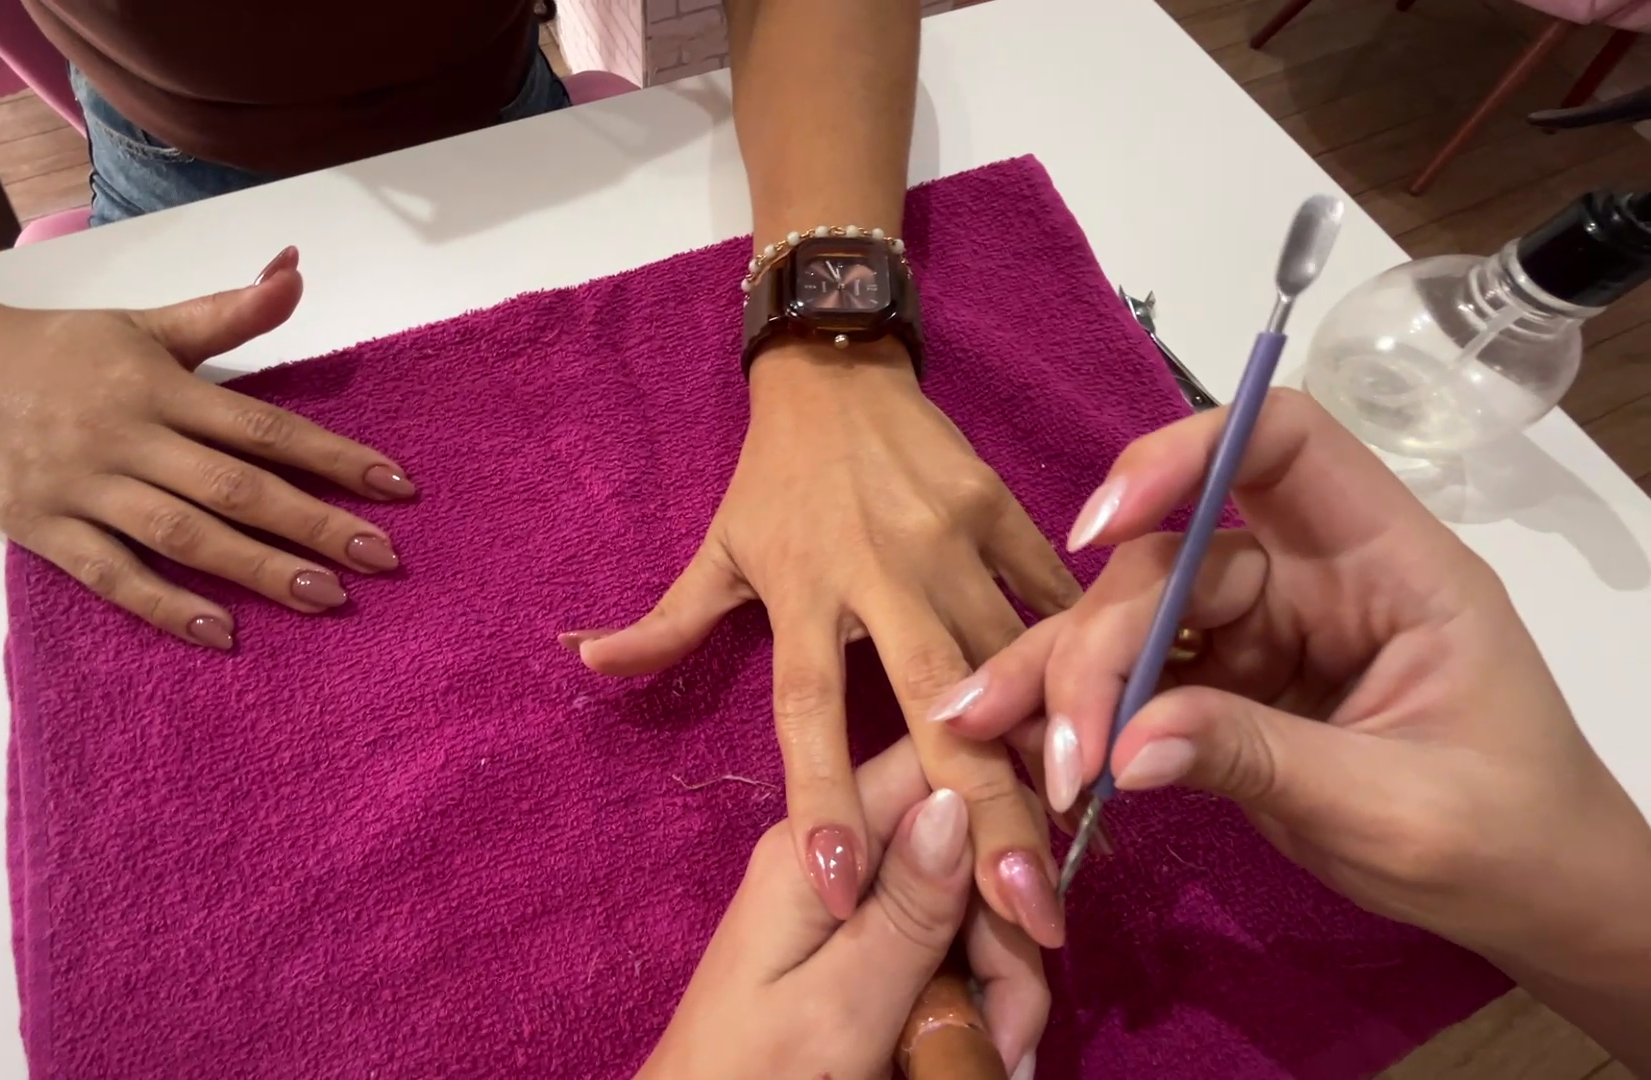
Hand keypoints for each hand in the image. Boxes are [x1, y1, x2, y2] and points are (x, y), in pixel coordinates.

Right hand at [0, 247, 412, 648]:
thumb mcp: (148, 325)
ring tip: (326, 596)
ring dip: (259, 569)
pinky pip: (109, 575)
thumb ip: (229, 312)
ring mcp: (83, 487)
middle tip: (382, 557)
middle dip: (315, 524)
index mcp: (164, 389)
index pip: (268, 429)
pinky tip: (224, 633)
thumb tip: (296, 271)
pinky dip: (165, 605)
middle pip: (238, 489)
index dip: (336, 457)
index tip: (397, 485)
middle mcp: (130, 438)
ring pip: (185, 536)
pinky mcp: (40, 528)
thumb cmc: (61, 350)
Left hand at [565, 340, 1077, 947]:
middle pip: (932, 697)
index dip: (818, 797)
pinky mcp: (999, 505)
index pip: (804, 707)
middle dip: (980, 806)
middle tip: (1023, 912)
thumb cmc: (771, 476)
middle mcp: (878, 569)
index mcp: (798, 587)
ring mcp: (947, 535)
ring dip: (1043, 743)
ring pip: (1006, 652)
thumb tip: (583, 660)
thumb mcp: (716, 547)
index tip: (839, 888)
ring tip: (1078, 838)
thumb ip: (663, 619)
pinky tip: (1112, 715)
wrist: (835, 375)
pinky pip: (1045, 589)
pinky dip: (1078, 649)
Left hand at [639, 738, 1047, 1079]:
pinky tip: (978, 1051)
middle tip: (1008, 1032)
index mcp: (816, 844)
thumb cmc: (759, 1077)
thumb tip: (957, 795)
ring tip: (994, 1060)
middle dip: (1001, 930)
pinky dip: (969, 994)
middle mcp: (832, 848)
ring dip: (994, 978)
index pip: (924, 772)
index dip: (995, 819)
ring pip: (959, 899)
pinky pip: (938, 940)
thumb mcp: (839, 1008)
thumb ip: (905, 909)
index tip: (1034, 916)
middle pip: (955, 843)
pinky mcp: (858, 935)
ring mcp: (846, 891)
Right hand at [936, 390, 1650, 999]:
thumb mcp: (1402, 809)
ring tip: (992, 731)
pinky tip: (1017, 735)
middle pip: (1157, 566)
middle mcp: (1291, 575)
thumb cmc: (1507, 840)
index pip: (1278, 445)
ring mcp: (1235, 625)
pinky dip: (1059, 703)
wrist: (1518, 898)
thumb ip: (1260, 760)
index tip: (1098, 532)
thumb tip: (1122, 748)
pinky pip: (1108, 674)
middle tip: (1067, 750)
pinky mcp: (1194, 676)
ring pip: (1111, 617)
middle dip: (1095, 651)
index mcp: (1378, 559)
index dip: (1183, 458)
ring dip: (1052, 676)